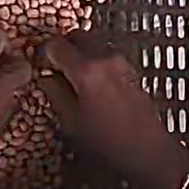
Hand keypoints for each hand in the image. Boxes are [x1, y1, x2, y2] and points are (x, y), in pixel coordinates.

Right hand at [37, 32, 188, 188]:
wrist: (148, 151)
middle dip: (64, 48)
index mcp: (87, 69)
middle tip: (54, 67)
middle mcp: (106, 58)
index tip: (40, 65)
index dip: (44, 53)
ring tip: (73, 78)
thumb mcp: (72, 122)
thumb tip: (46, 77)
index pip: (57, 45)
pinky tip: (92, 85)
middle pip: (78, 37)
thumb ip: (55, 93)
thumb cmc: (108, 142)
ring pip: (94, 44)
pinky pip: (107, 57)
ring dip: (81, 54)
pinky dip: (96, 62)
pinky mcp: (132, 71)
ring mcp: (122, 63)